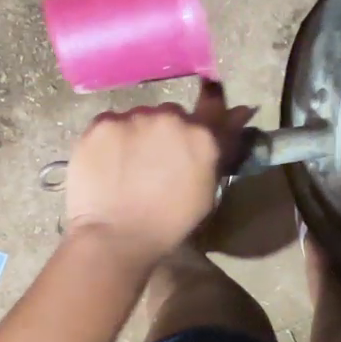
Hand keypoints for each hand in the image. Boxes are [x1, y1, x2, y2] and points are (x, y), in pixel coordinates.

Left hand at [64, 82, 253, 263]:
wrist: (116, 237)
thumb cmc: (168, 224)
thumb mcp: (206, 191)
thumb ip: (218, 151)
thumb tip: (238, 112)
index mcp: (202, 136)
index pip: (212, 104)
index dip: (207, 108)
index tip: (198, 113)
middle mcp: (171, 118)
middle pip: (171, 114)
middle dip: (166, 131)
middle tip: (155, 161)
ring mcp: (134, 118)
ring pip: (139, 117)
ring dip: (137, 134)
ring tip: (126, 165)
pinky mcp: (102, 123)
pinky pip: (110, 123)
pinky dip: (110, 139)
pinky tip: (106, 163)